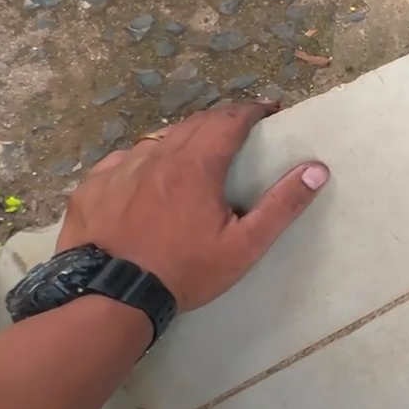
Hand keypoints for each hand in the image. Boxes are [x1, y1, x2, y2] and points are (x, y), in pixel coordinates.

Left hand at [55, 102, 328, 310]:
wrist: (106, 299)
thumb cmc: (185, 270)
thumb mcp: (246, 243)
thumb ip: (283, 204)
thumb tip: (317, 169)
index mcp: (196, 166)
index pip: (228, 121)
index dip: (252, 110)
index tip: (270, 109)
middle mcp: (156, 157)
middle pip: (194, 123)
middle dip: (223, 119)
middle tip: (243, 127)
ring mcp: (118, 170)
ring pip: (158, 138)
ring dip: (186, 137)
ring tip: (199, 150)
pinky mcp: (91, 188)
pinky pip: (124, 159)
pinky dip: (146, 158)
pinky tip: (150, 175)